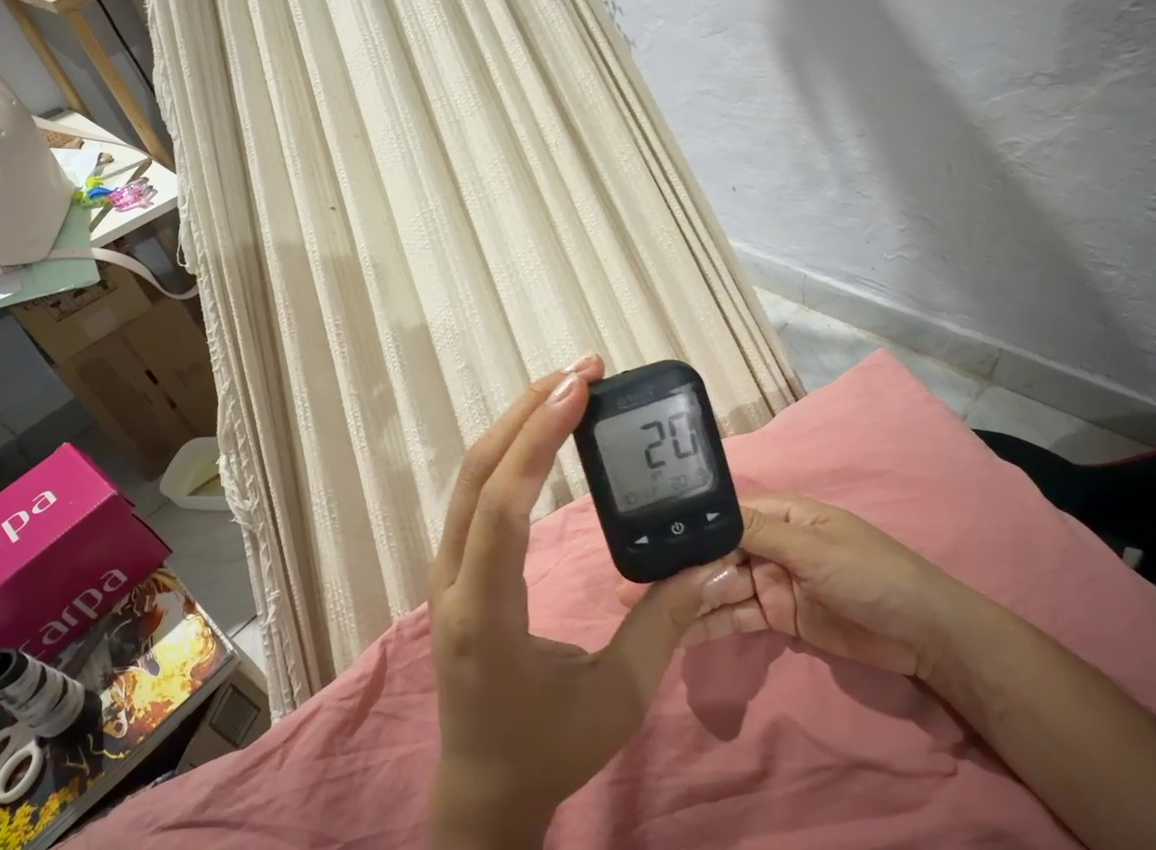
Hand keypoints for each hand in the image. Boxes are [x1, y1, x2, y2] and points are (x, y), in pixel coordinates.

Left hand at [429, 356, 725, 847]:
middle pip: (477, 475)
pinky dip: (508, 455)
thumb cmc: (550, 746)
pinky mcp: (455, 571)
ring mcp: (445, 573)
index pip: (502, 507)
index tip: (576, 387)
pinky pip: (475, 498)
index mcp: (484, 613)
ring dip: (516, 427)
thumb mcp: (618, 695)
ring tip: (566, 389)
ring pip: (469, 480)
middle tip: (582, 370)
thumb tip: (710, 562)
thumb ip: (662, 624)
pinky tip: (539, 437)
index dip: (537, 439)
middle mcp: (451, 582)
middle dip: (527, 413)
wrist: (485, 785)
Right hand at [620, 494, 977, 677]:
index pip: (723, 518)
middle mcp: (771, 544)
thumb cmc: (872, 575)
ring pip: (719, 587)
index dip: (686, 529)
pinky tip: (675, 631)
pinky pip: (735, 616)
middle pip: (714, 555)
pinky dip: (708, 623)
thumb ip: (758, 535)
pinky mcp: (777, 616)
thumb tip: (706, 516)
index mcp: (782, 515)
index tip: (646, 542)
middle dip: (676, 568)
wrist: (923, 634)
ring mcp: (773, 581)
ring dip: (685, 598)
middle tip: (629, 586)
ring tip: (639, 610)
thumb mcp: (814, 549)